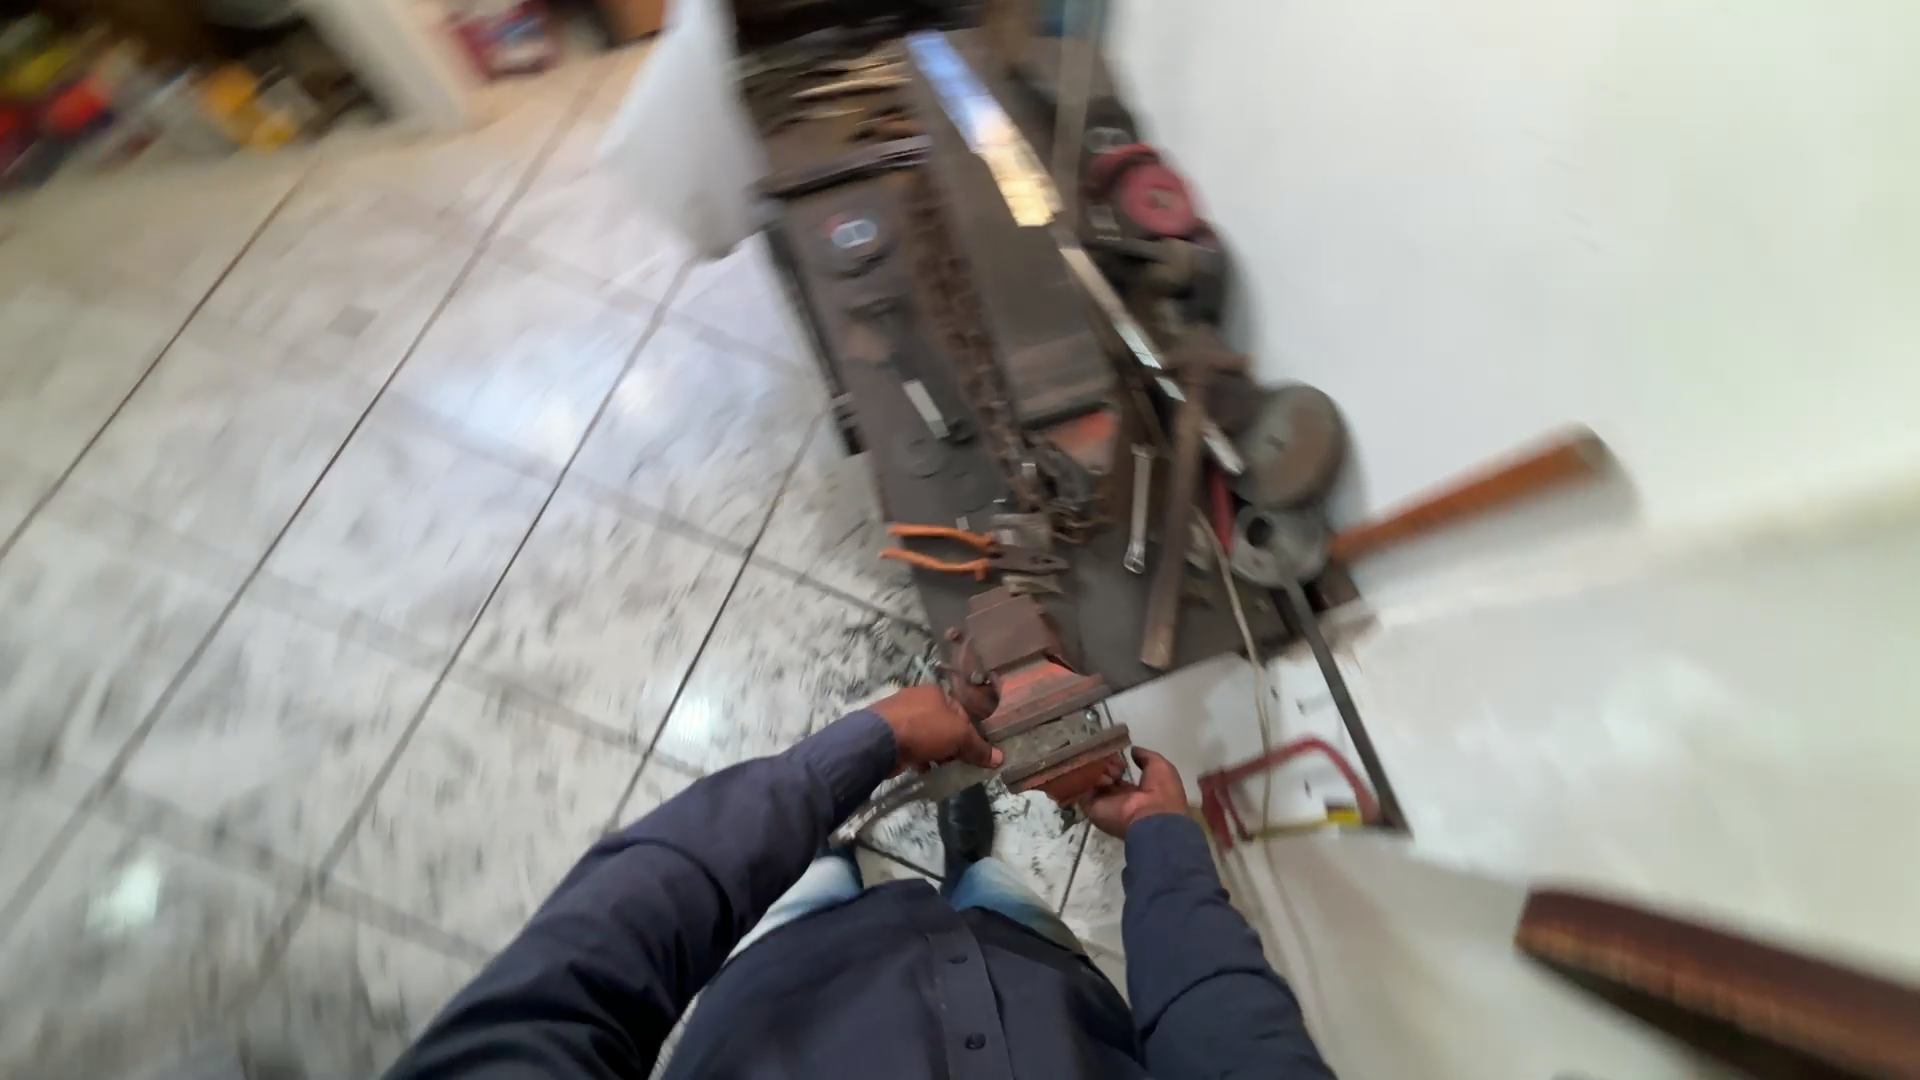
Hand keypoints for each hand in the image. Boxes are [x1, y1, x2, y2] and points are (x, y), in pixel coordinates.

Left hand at [870, 686, 1002, 773]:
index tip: (974, 752)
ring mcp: (900, 714)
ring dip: (935, 752)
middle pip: (943, 724)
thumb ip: (979, 748)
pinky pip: (910, 745)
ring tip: (941, 768)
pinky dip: (918, 756)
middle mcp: (917, 698)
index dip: (970, 732)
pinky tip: (922, 770)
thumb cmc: (925, 729)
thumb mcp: (959, 737)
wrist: (880, 740)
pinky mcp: (888, 732)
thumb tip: (1000, 758)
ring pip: (926, 735)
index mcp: (936, 692)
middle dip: (951, 743)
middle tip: (957, 762)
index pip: (961, 712)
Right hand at [1080, 747, 1188, 837]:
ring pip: (1091, 781)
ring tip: (1111, 774)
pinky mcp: (1092, 809)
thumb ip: (1145, 756)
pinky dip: (1089, 782)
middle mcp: (1117, 798)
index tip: (1117, 756)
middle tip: (1113, 764)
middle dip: (1105, 765)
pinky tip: (1104, 780)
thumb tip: (1133, 750)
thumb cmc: (1161, 791)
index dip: (1115, 762)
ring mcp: (1104, 804)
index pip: (1117, 774)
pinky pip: (1083, 792)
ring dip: (1099, 772)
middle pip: (1102, 776)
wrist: (1153, 817)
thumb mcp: (1160, 766)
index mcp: (1134, 792)